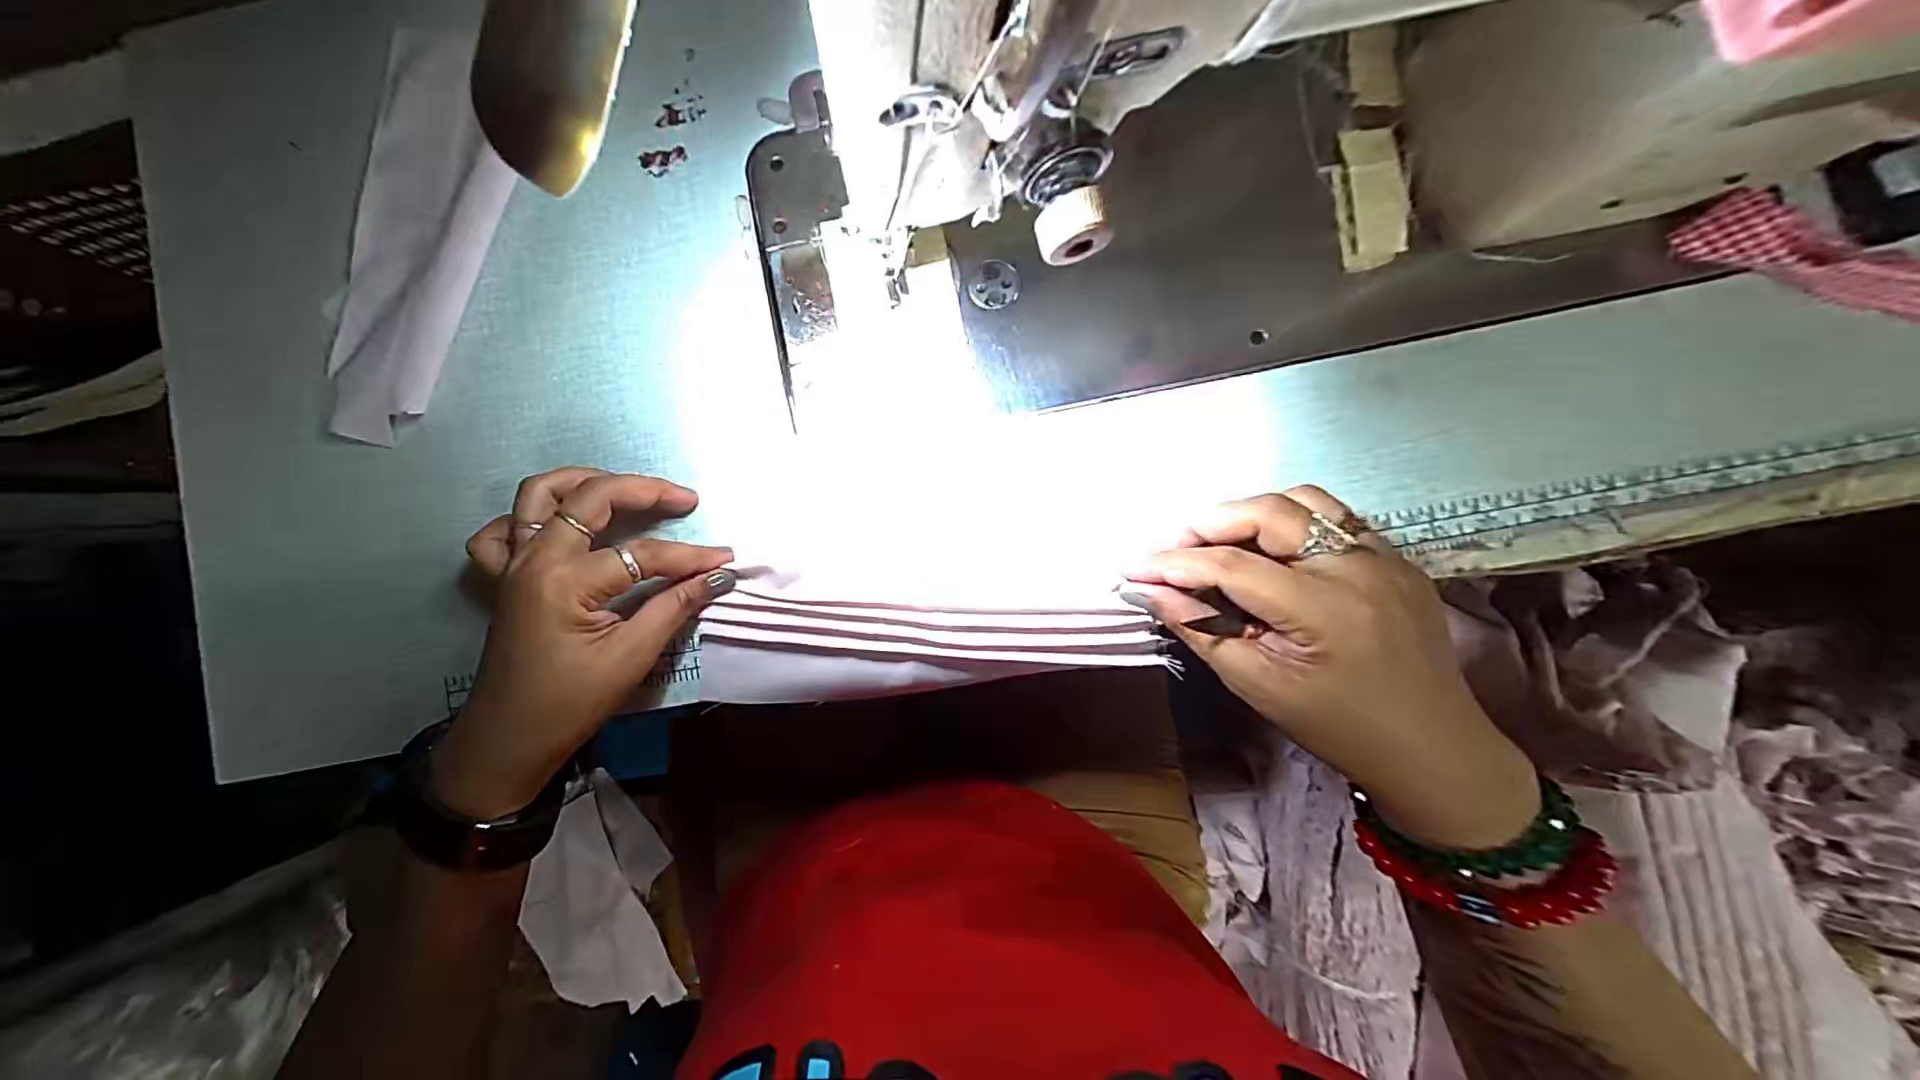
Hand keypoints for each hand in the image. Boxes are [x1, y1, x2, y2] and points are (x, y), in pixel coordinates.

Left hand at [434, 467, 734, 818]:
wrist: (507, 741)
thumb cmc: (571, 704)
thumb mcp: (631, 657)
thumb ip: (675, 607)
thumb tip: (719, 576)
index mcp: (565, 581)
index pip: (643, 553)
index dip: (690, 555)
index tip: (726, 559)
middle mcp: (534, 559)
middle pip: (590, 498)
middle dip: (644, 491)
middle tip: (685, 499)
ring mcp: (512, 565)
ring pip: (539, 495)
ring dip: (585, 482)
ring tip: (625, 489)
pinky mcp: (504, 579)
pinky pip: (503, 531)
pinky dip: (530, 518)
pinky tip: (558, 526)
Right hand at [1123, 485, 1538, 848]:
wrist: (1433, 749)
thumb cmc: (1339, 727)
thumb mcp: (1259, 686)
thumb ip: (1201, 629)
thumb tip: (1152, 591)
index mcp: (1325, 608)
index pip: (1232, 565)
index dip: (1175, 563)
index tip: (1134, 568)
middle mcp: (1359, 567)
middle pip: (1268, 512)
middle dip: (1209, 524)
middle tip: (1173, 550)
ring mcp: (1385, 557)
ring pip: (1304, 501)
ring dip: (1251, 514)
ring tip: (1218, 543)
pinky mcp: (1397, 559)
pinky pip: (1335, 518)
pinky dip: (1291, 522)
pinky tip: (1271, 552)